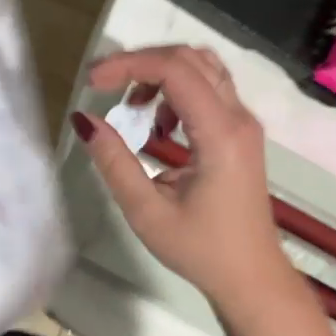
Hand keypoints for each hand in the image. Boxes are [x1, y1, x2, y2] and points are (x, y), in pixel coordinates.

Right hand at [72, 46, 294, 308]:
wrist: (251, 276)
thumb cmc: (201, 249)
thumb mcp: (146, 211)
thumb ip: (114, 161)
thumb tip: (84, 120)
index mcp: (219, 134)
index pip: (175, 70)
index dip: (129, 65)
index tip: (92, 83)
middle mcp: (238, 117)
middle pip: (189, 58)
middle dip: (141, 62)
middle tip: (102, 85)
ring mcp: (244, 123)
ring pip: (203, 67)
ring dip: (161, 73)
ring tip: (131, 106)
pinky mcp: (240, 132)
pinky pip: (210, 88)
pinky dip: (177, 90)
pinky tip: (157, 125)